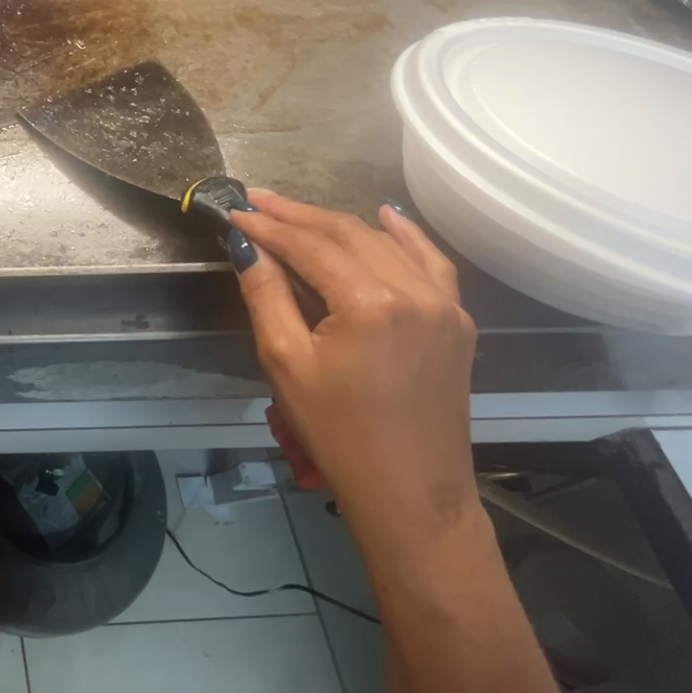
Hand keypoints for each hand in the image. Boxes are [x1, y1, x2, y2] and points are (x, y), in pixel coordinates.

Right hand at [229, 192, 478, 533]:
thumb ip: (265, 294)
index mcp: (371, 303)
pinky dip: (405, 236)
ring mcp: (444, 305)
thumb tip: (245, 246)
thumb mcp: (285, 361)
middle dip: (297, 216)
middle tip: (256, 202)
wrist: (410, 490)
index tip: (234, 212)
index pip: (309, 246)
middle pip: (348, 234)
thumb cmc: (337, 430)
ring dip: (337, 223)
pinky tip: (386, 216)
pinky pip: (430, 263)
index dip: (268, 227)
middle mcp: (415, 292)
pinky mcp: (457, 321)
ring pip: (384, 243)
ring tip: (294, 211)